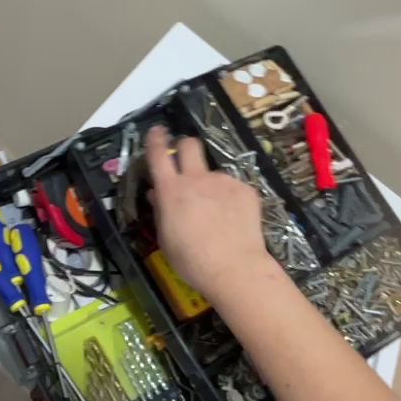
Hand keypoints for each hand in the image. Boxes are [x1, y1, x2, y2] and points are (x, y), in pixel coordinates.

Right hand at [143, 125, 275, 298]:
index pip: (157, 153)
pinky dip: (231, 199)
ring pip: (213, 173)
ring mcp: (223, 181)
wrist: (233, 268)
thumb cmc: (191, 260)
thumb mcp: (166, 237)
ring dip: (211, 185)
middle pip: (189, 144)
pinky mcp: (246, 189)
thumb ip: (161, 210)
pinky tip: (234, 220)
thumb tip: (158, 194)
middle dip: (185, 146)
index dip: (155, 138)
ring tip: (217, 213)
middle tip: (186, 161)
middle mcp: (196, 179)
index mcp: (171, 190)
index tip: (157, 131)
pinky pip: (233, 188)